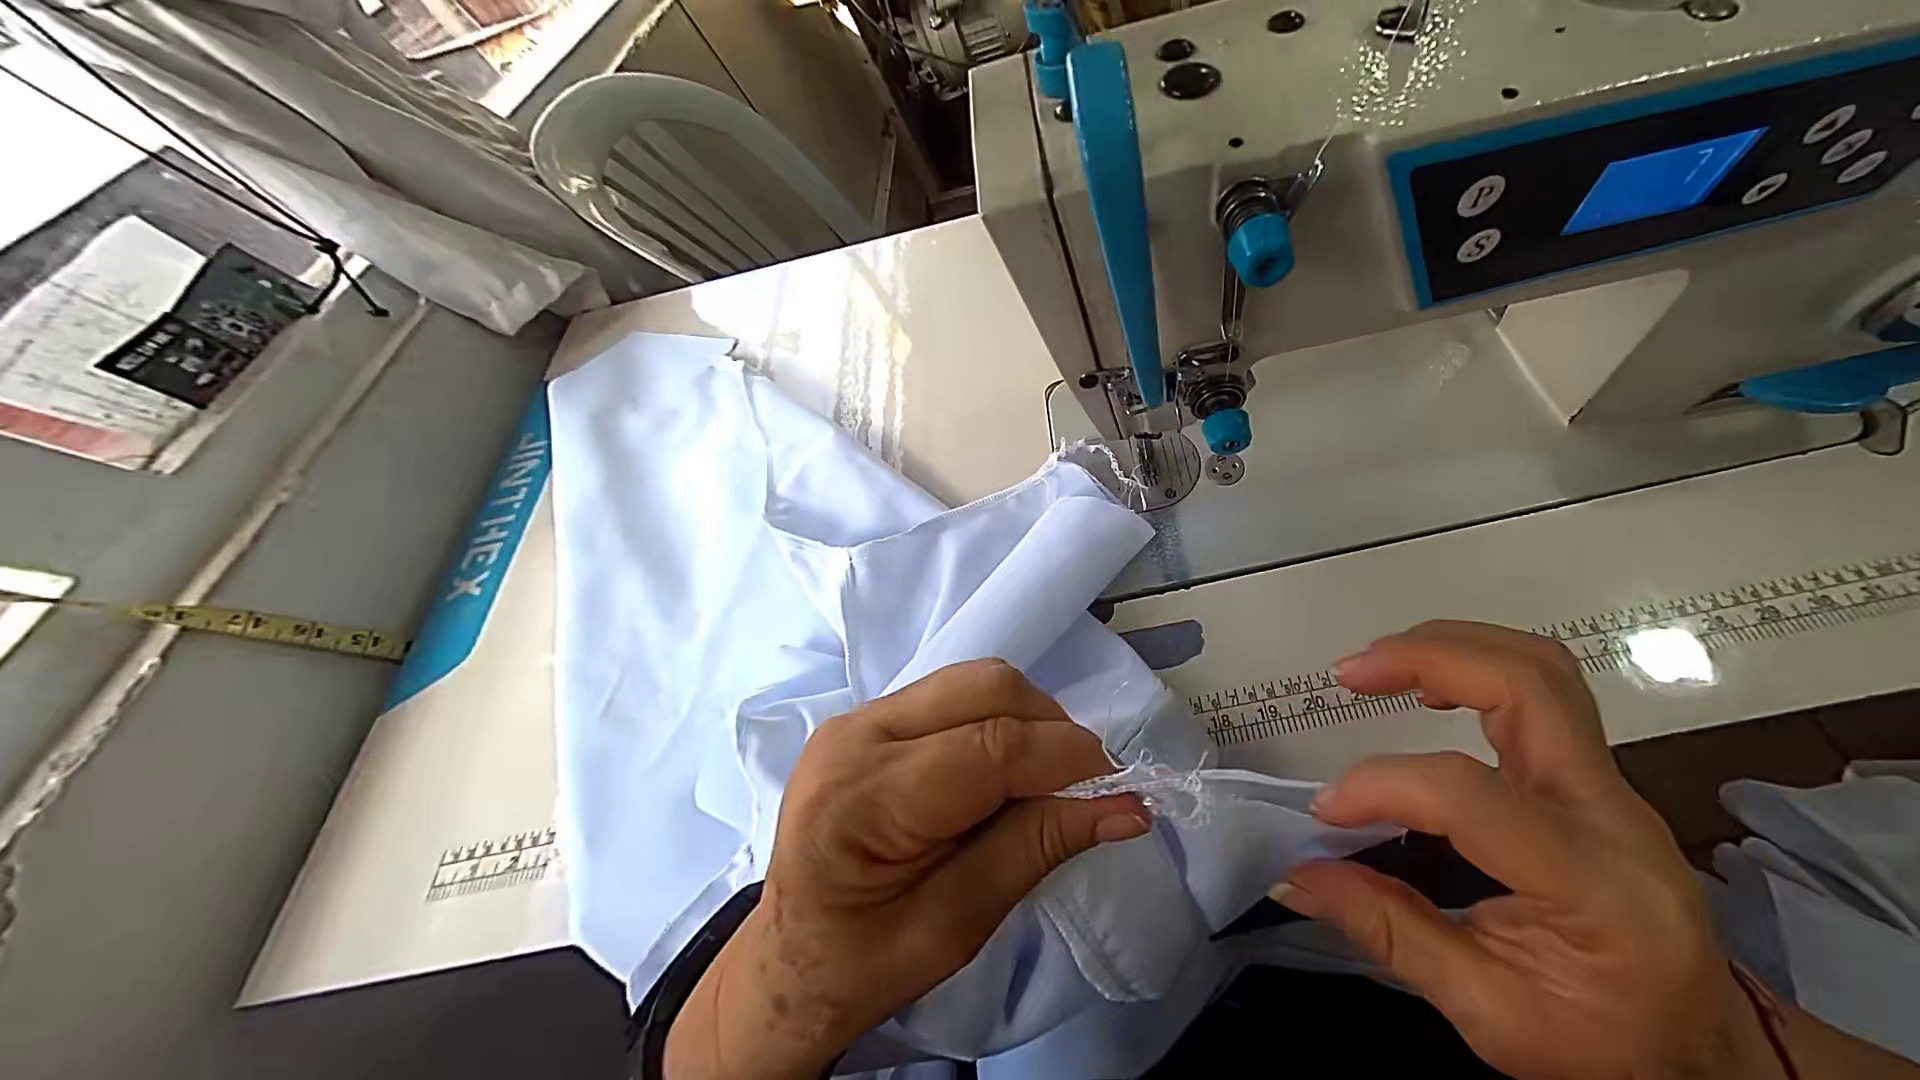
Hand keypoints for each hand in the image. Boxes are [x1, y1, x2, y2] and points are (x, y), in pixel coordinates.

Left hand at [665, 659, 1149, 1079]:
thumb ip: (1036, 847)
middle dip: (1049, 726)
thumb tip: (1124, 808)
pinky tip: (998, 766)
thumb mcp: (958, 923)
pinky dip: (993, 717)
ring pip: (969, 680)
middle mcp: (855, 734)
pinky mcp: (865, 716)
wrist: (789, 955)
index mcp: (864, 798)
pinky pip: (949, 693)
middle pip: (982, 687)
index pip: (989, 747)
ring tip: (1040, 777)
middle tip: (1078, 785)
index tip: (1117, 785)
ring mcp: (856, 717)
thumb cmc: (864, 961)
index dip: (1066, 757)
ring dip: (1024, 716)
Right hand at [1276, 621, 1785, 1079]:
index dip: (1381, 785)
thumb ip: (1386, 931)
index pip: (1470, 794)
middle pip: (1528, 685)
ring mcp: (1610, 784)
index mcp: (1592, 883)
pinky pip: (1539, 688)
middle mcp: (1611, 812)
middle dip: (1426, 658)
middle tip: (1348, 673)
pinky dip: (1471, 665)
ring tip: (1376, 664)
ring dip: (1447, 647)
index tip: (1327, 811)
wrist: (1708, 1049)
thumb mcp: (1488, 1012)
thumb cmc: (1602, 1041)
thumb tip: (1294, 876)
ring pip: (1539, 668)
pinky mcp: (1594, 774)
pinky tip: (1425, 687)